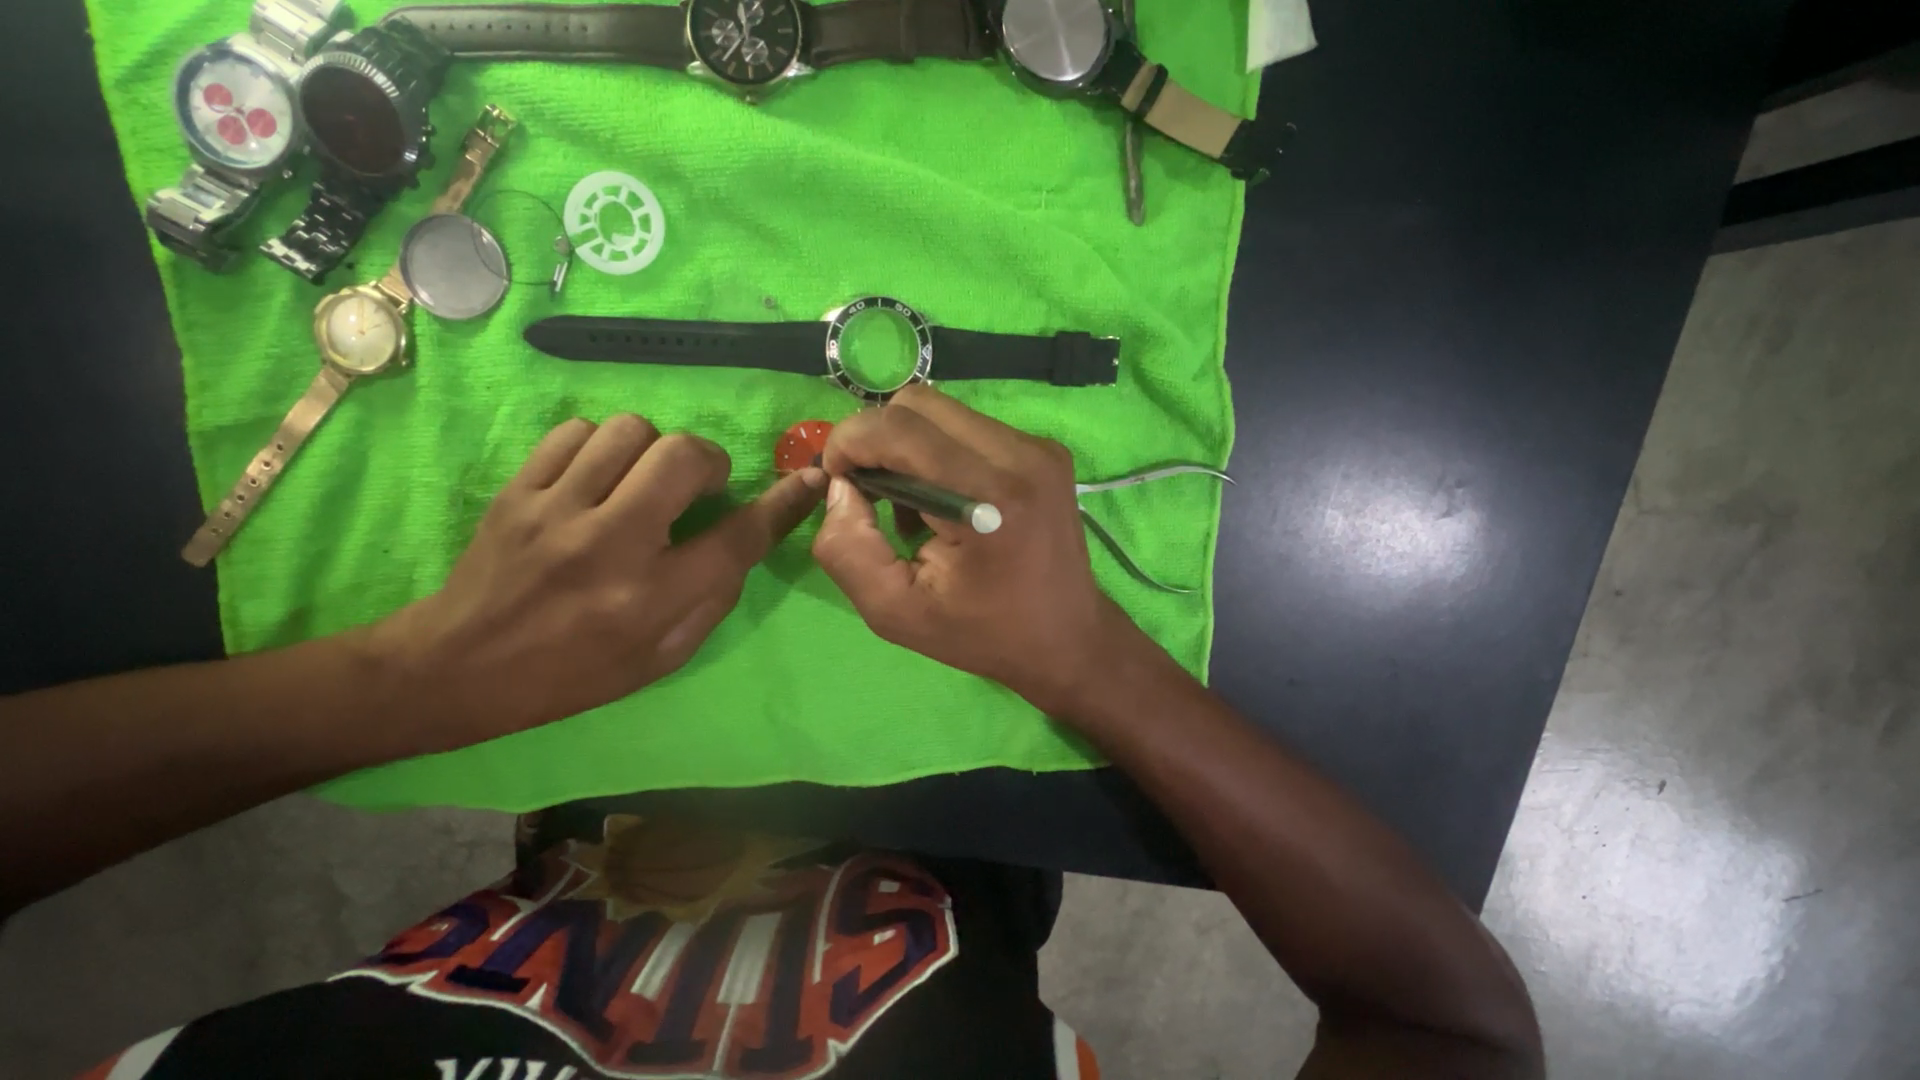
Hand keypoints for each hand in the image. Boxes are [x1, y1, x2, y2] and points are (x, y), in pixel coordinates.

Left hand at [377, 414, 824, 751]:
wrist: (460, 667)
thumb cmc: (573, 674)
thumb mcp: (660, 659)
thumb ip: (710, 600)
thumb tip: (740, 541)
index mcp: (651, 598)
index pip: (737, 537)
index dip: (782, 504)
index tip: (808, 480)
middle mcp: (609, 546)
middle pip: (682, 457)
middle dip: (708, 462)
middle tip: (700, 488)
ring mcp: (557, 511)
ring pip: (629, 432)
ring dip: (652, 451)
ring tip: (642, 481)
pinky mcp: (518, 491)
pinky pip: (575, 433)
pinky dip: (600, 446)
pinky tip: (597, 476)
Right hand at [811, 386, 1140, 716]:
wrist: (1067, 638)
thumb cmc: (982, 634)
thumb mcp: (895, 612)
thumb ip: (848, 549)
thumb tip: (840, 488)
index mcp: (989, 499)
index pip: (900, 429)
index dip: (850, 442)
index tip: (836, 479)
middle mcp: (1020, 457)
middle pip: (918, 404)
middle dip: (876, 439)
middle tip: (869, 493)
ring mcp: (1038, 448)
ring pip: (942, 411)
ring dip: (908, 447)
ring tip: (910, 506)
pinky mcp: (1044, 450)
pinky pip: (969, 426)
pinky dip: (939, 452)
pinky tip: (943, 502)